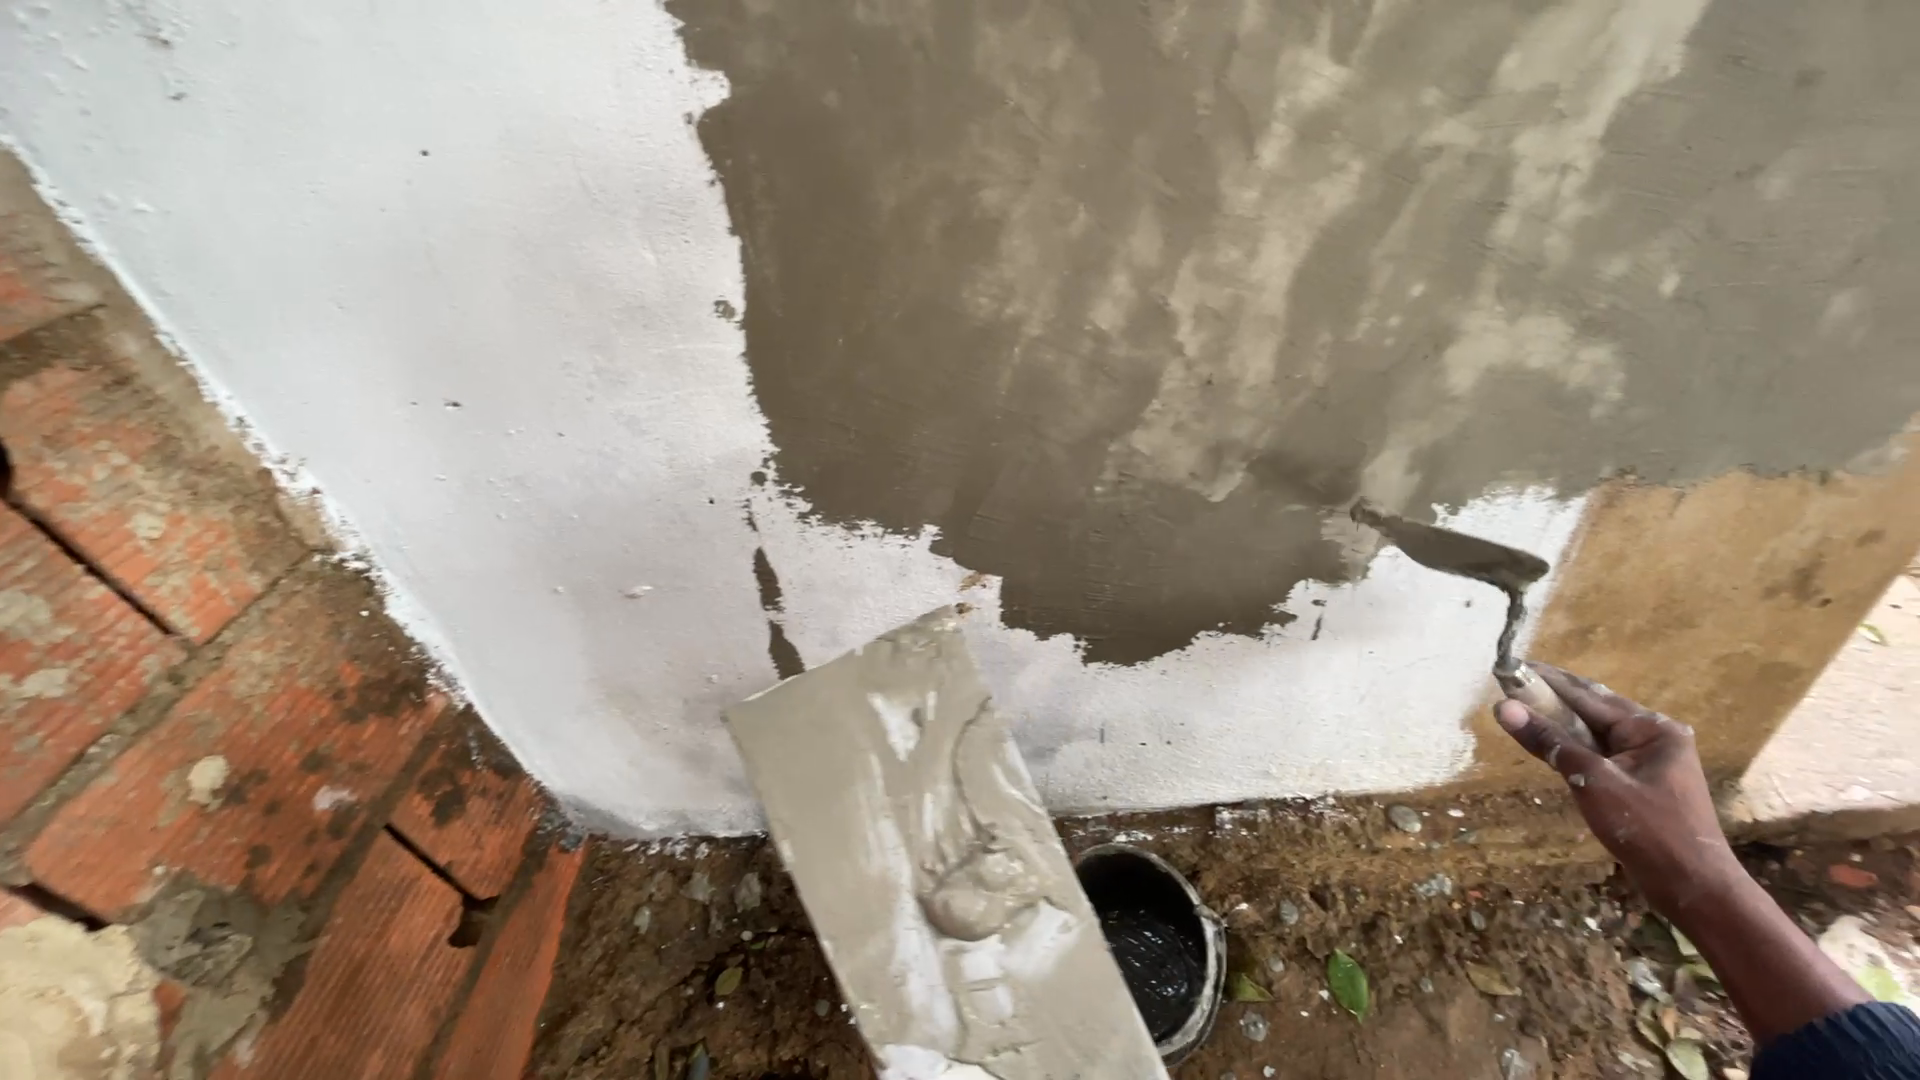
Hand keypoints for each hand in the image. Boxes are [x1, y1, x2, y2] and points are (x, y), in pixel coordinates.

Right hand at [1493, 664, 1743, 919]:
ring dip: (1556, 720)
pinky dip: (1567, 743)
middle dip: (1549, 697)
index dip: (1544, 681)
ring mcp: (1647, 759)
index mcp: (1651, 729)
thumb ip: (1549, 741)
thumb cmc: (1649, 829)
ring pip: (1591, 730)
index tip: (1509, 667)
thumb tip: (1503, 706)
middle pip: (1590, 708)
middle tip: (1506, 686)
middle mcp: (1652, 736)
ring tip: (1516, 708)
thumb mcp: (1592, 781)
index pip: (1586, 695)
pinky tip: (1544, 741)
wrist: (1694, 887)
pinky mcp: (1638, 780)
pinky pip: (1595, 750)